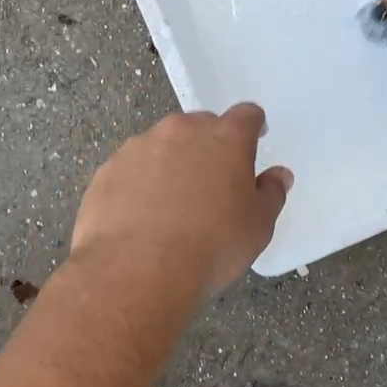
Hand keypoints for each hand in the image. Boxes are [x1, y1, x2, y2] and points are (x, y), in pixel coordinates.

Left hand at [69, 104, 291, 297]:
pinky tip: (140, 217)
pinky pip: (131, 168)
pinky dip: (139, 183)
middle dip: (208, 146)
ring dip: (171, 163)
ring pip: (162, 145)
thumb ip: (271, 193)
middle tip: (211, 184)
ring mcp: (140, 147)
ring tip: (170, 205)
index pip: (247, 115)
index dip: (252, 127)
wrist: (135, 272)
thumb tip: (279, 175)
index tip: (253, 143)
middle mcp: (183, 131)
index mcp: (226, 138)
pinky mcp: (108, 170)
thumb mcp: (258, 227)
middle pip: (201, 125)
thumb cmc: (211, 247)